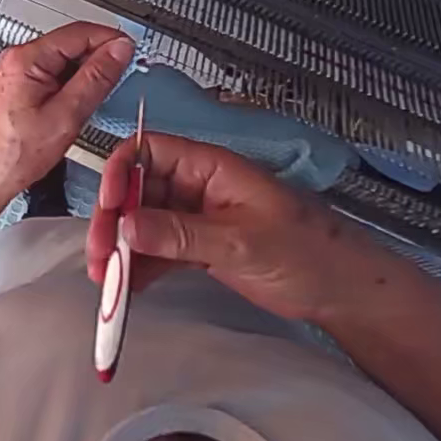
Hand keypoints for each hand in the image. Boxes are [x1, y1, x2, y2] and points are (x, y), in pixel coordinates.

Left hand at [0, 22, 135, 212]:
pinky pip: (57, 72)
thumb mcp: (67, 115)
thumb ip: (97, 78)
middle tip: (119, 76)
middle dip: (100, 57)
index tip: (130, 52)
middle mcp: (20, 58)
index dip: (110, 40)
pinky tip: (78, 104)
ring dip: (87, 72)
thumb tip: (118, 51)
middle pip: (73, 42)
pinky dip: (74, 83)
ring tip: (95, 97)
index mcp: (27, 58)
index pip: (79, 32)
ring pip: (67, 58)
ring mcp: (20, 70)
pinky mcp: (23, 84)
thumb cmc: (16, 152)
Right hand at [86, 134, 379, 322]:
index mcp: (208, 165)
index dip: (121, 172)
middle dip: (113, 219)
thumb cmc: (304, 249)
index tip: (108, 207)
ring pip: (143, 222)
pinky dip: (141, 266)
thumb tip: (127, 226)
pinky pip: (158, 249)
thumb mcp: (240, 241)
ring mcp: (194, 216)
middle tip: (98, 255)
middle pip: (137, 189)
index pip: (149, 151)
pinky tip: (128, 288)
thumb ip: (181, 234)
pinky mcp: (197, 246)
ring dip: (121, 247)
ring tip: (105, 279)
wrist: (341, 290)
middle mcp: (194, 185)